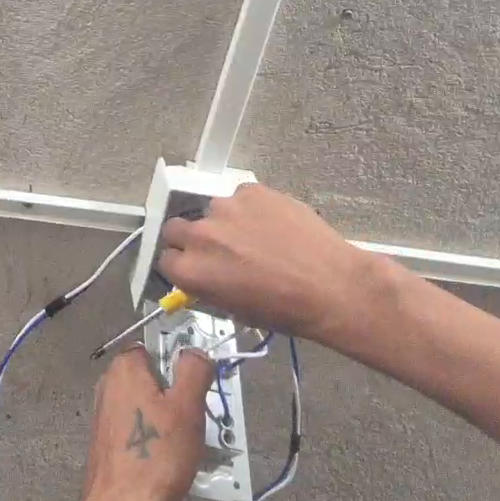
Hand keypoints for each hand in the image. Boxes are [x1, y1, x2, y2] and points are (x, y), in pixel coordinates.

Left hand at [74, 346, 214, 500]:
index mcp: (126, 365)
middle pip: (154, 378)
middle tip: (193, 423)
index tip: (197, 392)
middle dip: (177, 397)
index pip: (160, 349)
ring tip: (183, 446)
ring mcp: (104, 409)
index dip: (181, 368)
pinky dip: (152, 436)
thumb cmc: (155, 454)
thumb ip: (194, 370)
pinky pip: (137, 425)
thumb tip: (196, 351)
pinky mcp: (105, 435)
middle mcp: (109, 380)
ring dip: (168, 420)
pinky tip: (165, 459)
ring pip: (148, 404)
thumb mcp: (187, 407)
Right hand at [158, 183, 380, 350]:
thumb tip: (205, 274)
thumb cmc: (285, 310)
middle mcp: (199, 234)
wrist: (333, 286)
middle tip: (219, 249)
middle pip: (176, 228)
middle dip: (191, 238)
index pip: (166, 260)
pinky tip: (276, 225)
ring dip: (227, 222)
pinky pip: (242, 197)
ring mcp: (224, 207)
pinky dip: (253, 209)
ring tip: (259, 237)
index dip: (182, 264)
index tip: (197, 268)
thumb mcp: (235, 310)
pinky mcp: (250, 190)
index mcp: (192, 270)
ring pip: (214, 211)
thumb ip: (208, 286)